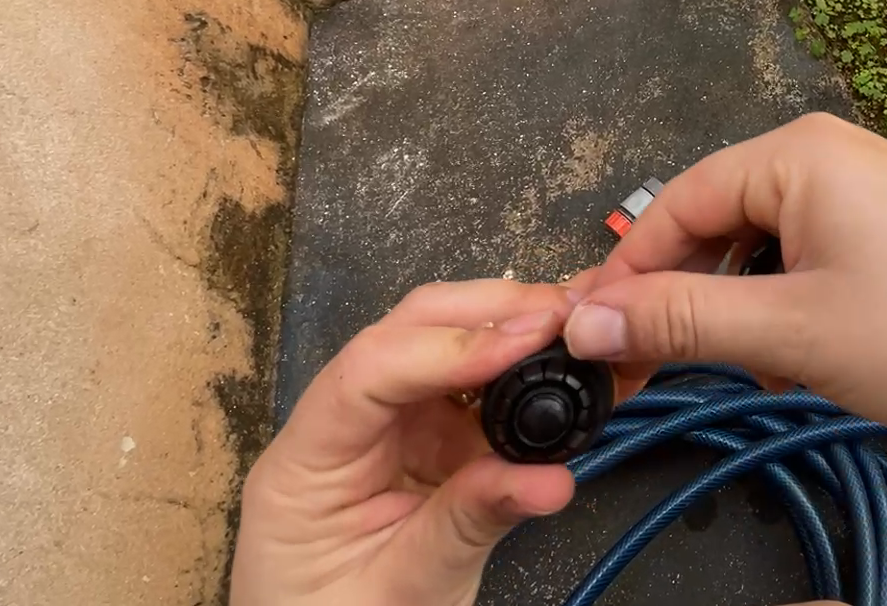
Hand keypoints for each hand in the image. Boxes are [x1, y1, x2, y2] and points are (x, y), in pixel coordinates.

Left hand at [229, 279, 584, 605]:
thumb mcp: (404, 595)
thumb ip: (469, 525)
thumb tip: (555, 480)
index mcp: (309, 461)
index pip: (371, 368)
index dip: (453, 345)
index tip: (531, 339)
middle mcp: (350, 417)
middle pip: (414, 323)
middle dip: (494, 308)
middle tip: (568, 314)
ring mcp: (398, 414)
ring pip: (451, 327)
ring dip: (514, 316)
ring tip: (576, 325)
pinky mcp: (442, 422)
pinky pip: (485, 367)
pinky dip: (527, 350)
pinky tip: (564, 350)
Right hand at [562, 113, 886, 445]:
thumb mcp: (790, 330)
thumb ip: (681, 319)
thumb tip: (582, 317)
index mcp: (799, 150)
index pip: (680, 198)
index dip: (631, 268)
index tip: (590, 332)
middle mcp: (832, 151)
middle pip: (725, 217)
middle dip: (697, 292)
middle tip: (674, 365)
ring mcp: (869, 184)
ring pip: (770, 242)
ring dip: (750, 304)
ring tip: (772, 365)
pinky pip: (815, 251)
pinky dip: (796, 300)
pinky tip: (813, 351)